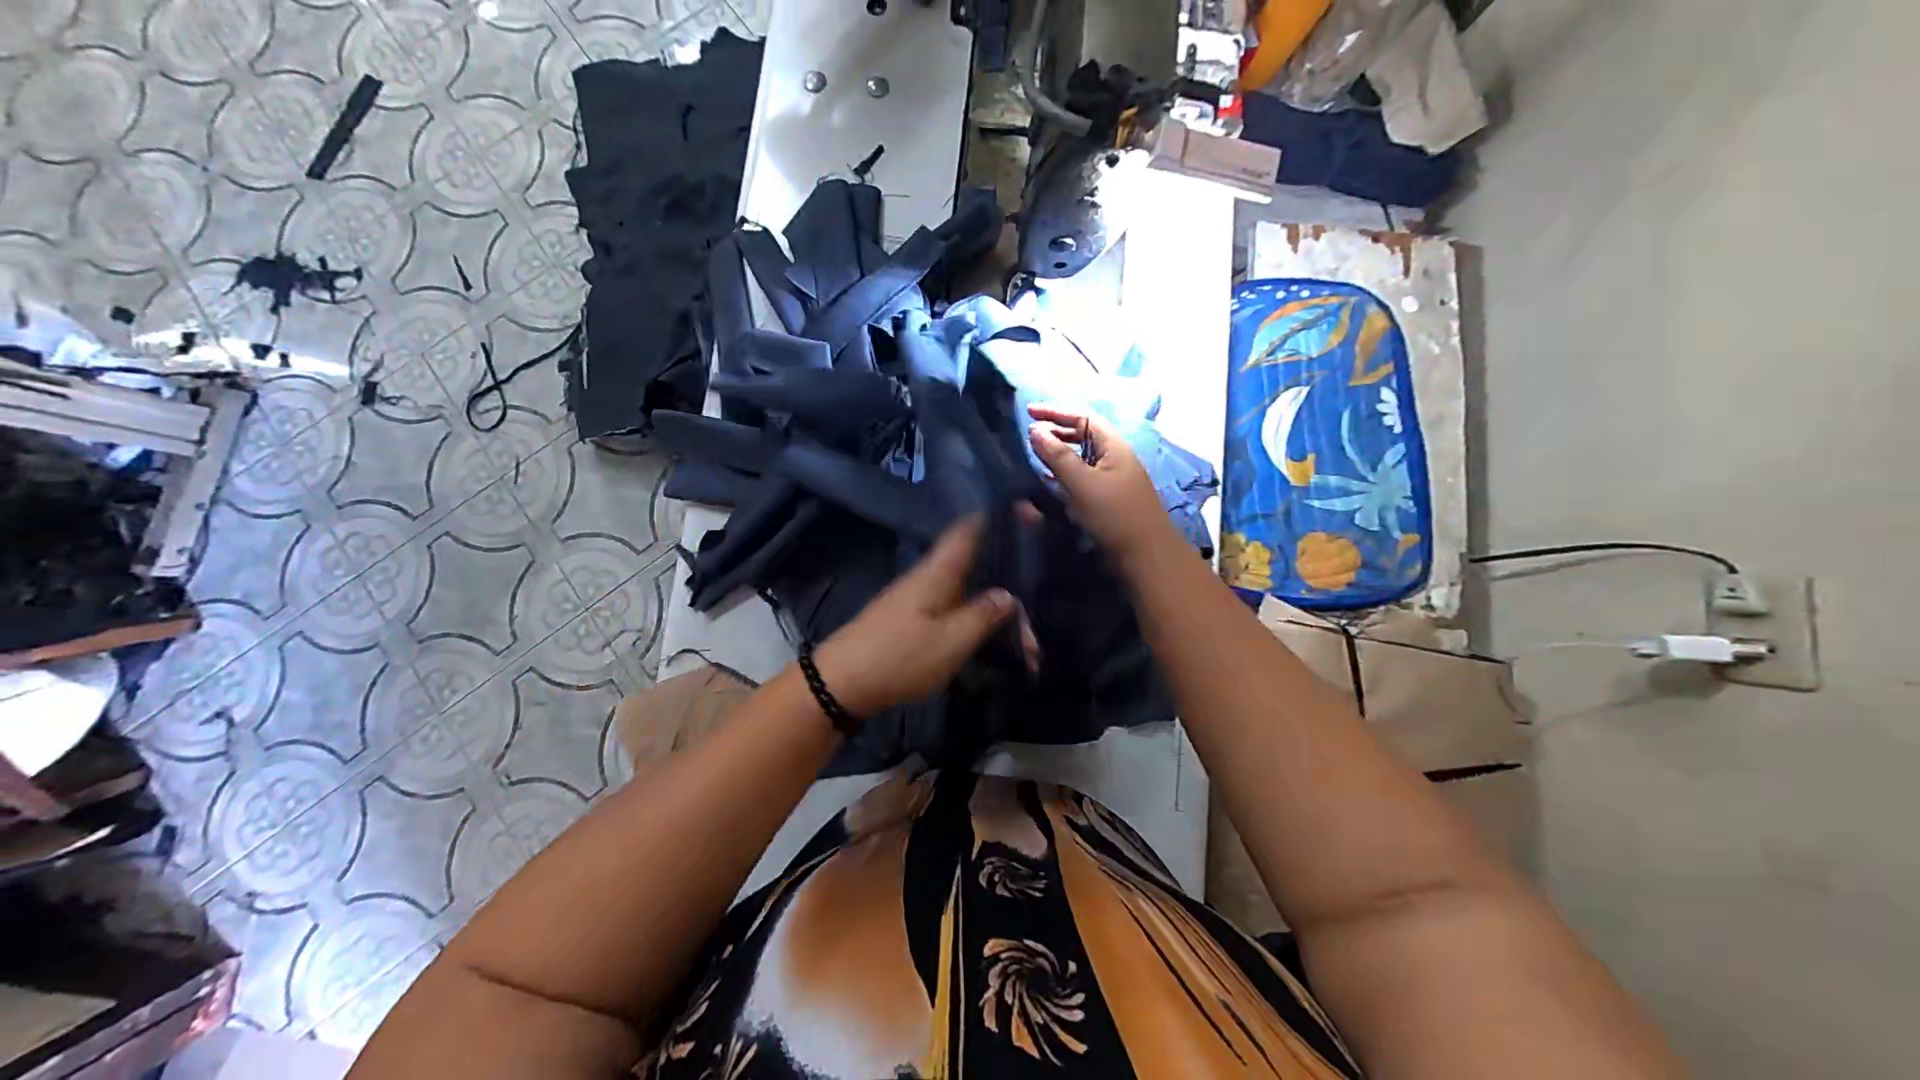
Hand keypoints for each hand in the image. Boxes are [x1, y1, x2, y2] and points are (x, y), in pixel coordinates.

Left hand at [811, 517, 1017, 718]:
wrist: (842, 684)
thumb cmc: (900, 657)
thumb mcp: (952, 641)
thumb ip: (984, 615)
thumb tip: (1009, 594)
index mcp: (939, 571)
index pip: (970, 529)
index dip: (999, 519)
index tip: (1031, 516)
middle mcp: (932, 578)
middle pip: (980, 568)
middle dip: (1013, 590)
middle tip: (1041, 621)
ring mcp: (922, 600)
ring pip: (972, 597)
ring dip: (1000, 618)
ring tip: (1028, 651)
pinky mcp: (916, 622)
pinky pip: (959, 615)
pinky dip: (981, 629)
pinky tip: (998, 650)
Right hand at [1027, 403, 1170, 564]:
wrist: (1145, 556)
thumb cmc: (1114, 515)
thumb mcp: (1082, 483)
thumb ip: (1057, 455)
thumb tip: (1035, 429)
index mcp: (1113, 446)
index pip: (1083, 416)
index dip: (1055, 411)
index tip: (1028, 410)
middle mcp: (1113, 458)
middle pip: (1083, 434)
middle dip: (1056, 430)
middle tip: (1029, 432)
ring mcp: (1111, 479)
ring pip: (1080, 457)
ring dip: (1058, 452)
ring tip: (1034, 452)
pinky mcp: (1106, 500)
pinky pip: (1080, 478)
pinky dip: (1063, 474)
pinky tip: (1046, 479)